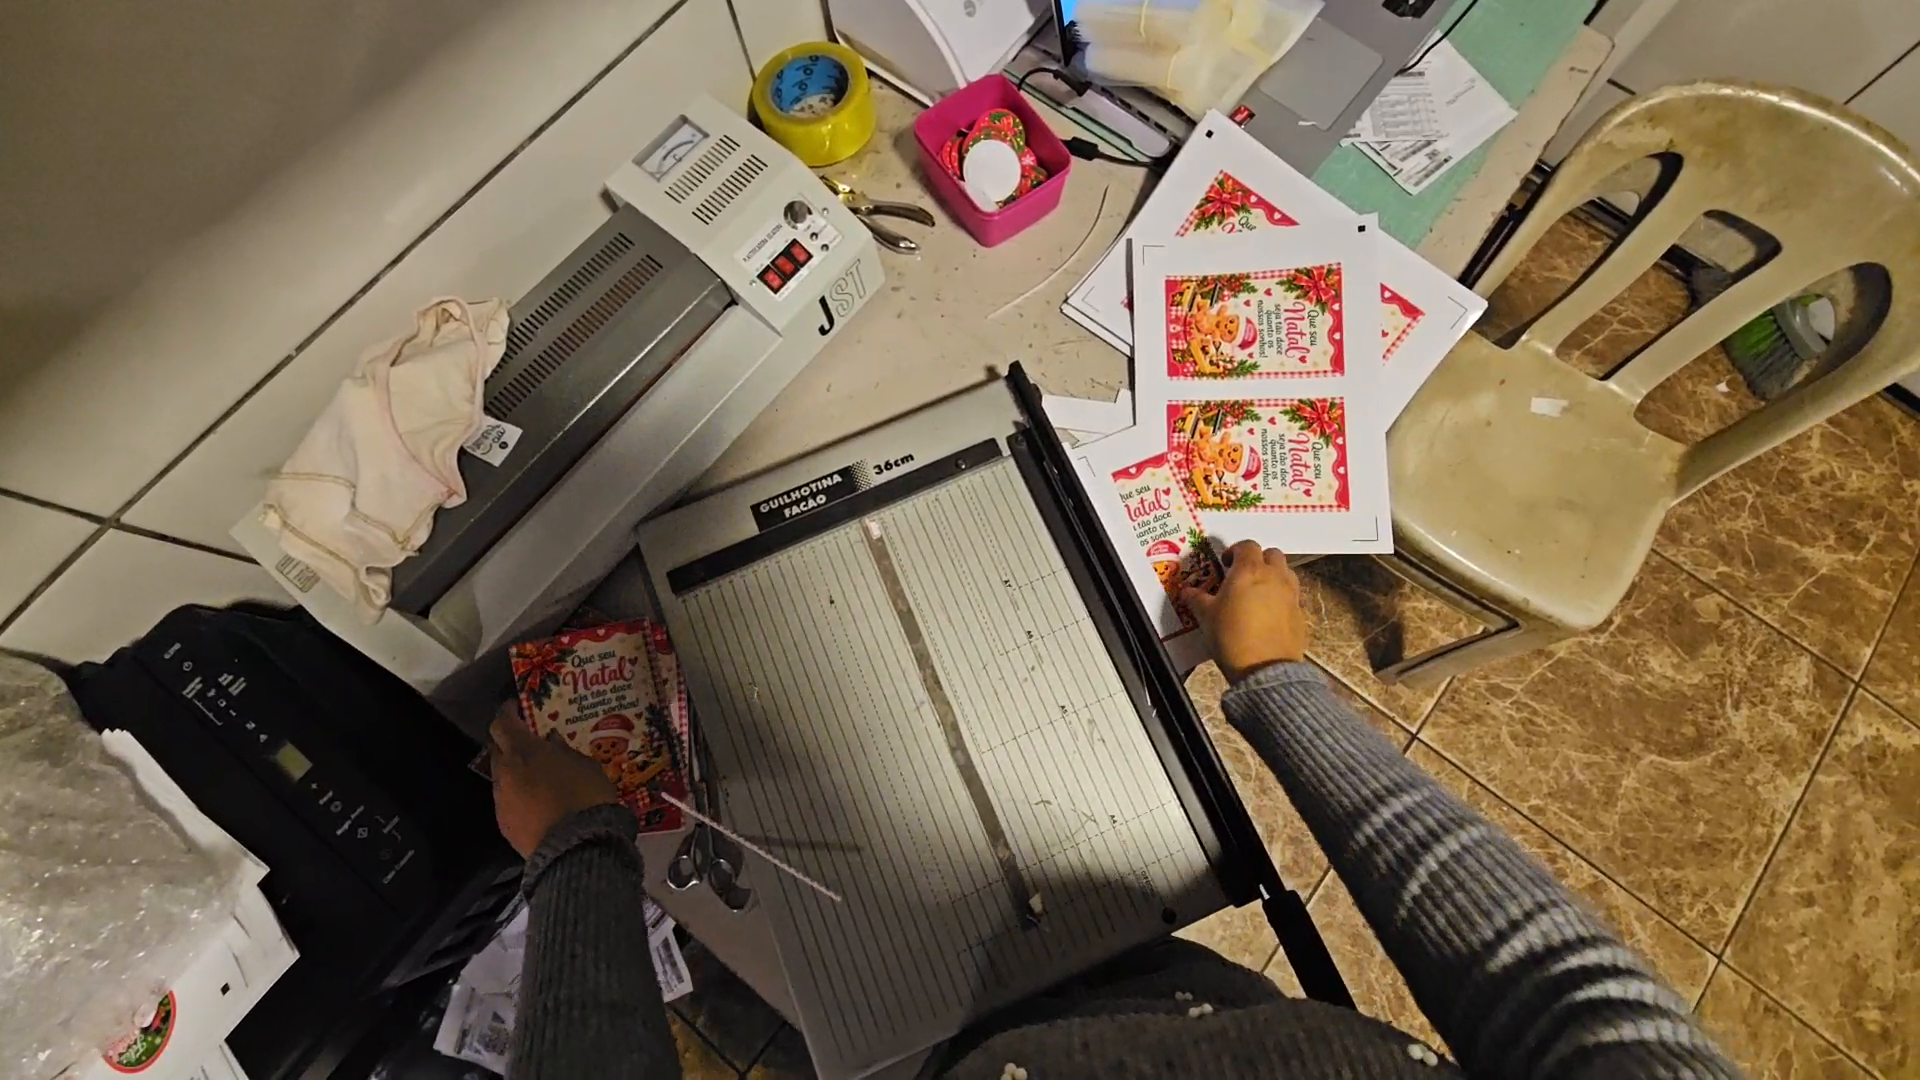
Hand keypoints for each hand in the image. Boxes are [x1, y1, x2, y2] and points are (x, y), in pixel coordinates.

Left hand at [489, 704, 618, 857]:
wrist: (576, 846)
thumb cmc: (586, 795)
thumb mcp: (586, 765)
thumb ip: (564, 750)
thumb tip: (551, 740)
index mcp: (525, 752)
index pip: (502, 724)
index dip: (507, 712)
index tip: (517, 706)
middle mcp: (505, 773)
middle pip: (497, 748)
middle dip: (510, 740)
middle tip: (530, 738)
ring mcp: (501, 800)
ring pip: (502, 775)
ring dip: (515, 768)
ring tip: (538, 771)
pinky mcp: (504, 823)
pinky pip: (507, 799)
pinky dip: (519, 792)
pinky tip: (539, 798)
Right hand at [1181, 540, 1308, 684]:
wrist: (1265, 669)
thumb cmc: (1232, 637)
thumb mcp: (1206, 617)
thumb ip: (1197, 599)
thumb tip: (1188, 592)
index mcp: (1249, 571)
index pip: (1246, 546)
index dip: (1234, 551)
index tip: (1225, 563)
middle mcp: (1274, 577)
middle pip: (1271, 554)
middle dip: (1257, 559)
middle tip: (1242, 573)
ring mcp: (1290, 595)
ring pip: (1286, 572)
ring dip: (1272, 575)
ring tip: (1256, 591)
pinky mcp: (1300, 614)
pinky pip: (1291, 596)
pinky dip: (1280, 597)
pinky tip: (1266, 613)